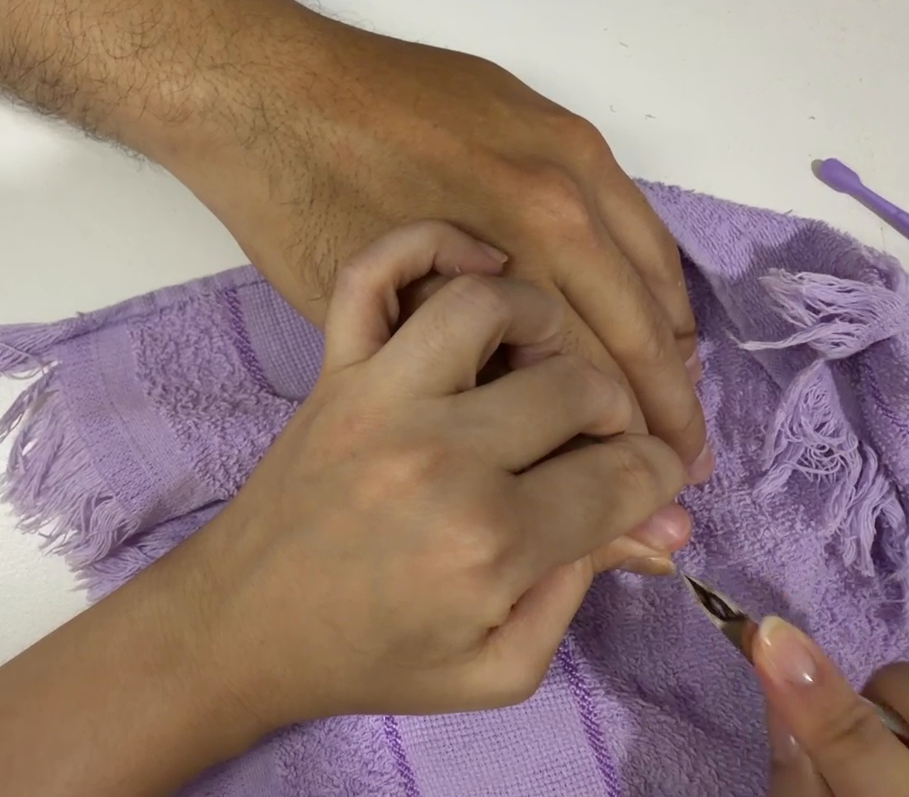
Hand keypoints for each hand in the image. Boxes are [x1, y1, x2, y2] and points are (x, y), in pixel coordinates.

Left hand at [166, 221, 691, 727]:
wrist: (246, 624)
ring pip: (487, 306)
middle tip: (606, 430)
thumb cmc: (371, 654)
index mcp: (490, 542)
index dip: (657, 471)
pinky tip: (475, 263)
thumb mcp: (497, 665)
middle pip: (574, 386)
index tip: (654, 470)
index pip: (621, 474)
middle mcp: (439, 453)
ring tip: (549, 356)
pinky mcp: (334, 370)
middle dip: (618, 409)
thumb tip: (661, 523)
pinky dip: (424, 243)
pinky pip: (370, 276)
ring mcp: (379, 398)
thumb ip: (582, 589)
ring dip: (544, 318)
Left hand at [178, 29, 709, 483]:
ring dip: (669, 335)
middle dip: (666, 403)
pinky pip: (628, 207)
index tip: (639, 483)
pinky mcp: (552, 114)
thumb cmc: (297, 209)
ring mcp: (562, 146)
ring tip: (674, 395)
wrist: (264, 90)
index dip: (616, 442)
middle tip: (681, 460)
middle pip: (638, 323)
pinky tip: (644, 305)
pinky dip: (646, 267)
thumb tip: (532, 416)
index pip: (591, 372)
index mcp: (507, 260)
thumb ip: (464, 362)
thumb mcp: (373, 313)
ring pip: (650, 263)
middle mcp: (558, 200)